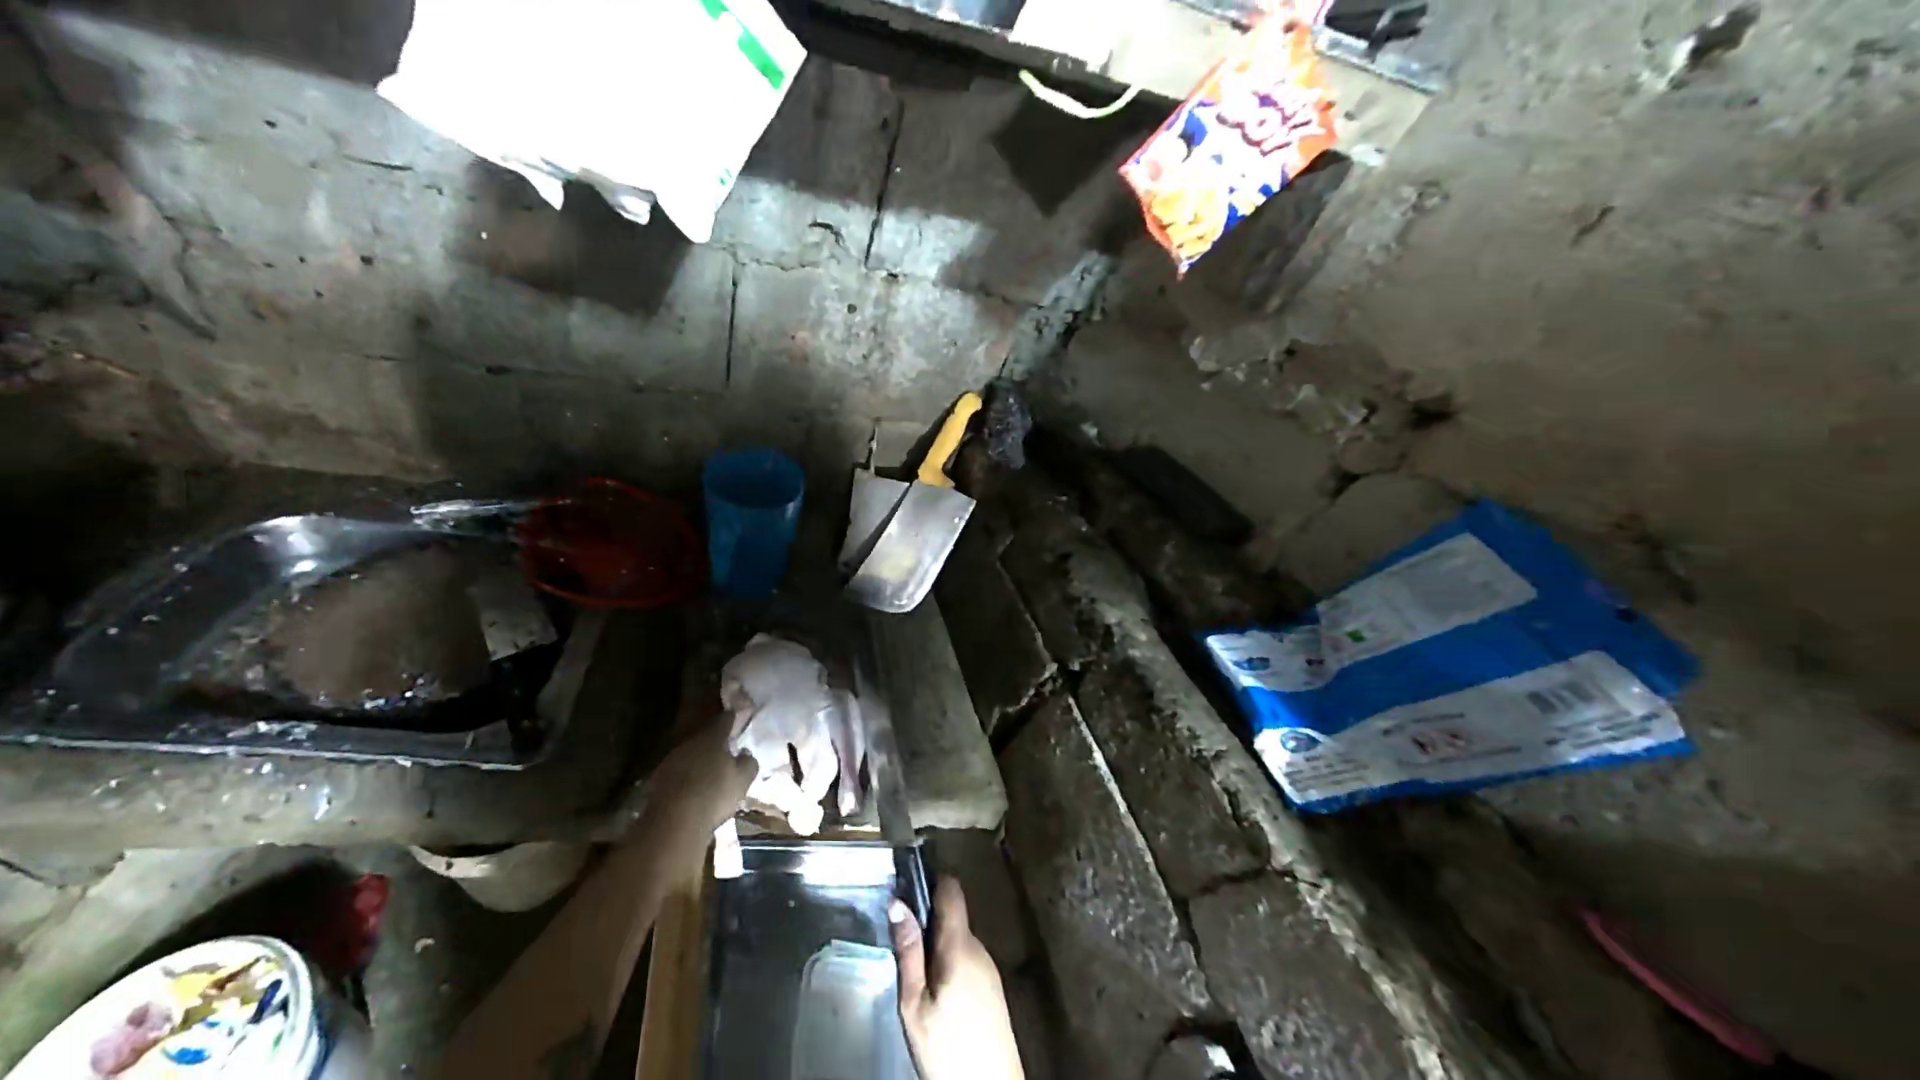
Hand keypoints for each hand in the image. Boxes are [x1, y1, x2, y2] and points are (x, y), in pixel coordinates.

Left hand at [631, 711, 754, 848]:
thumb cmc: (714, 794)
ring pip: (689, 753)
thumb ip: (748, 763)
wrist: (672, 821)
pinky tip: (692, 786)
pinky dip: (686, 775)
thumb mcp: (742, 780)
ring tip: (708, 769)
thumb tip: (746, 753)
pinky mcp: (658, 780)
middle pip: (704, 736)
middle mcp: (690, 743)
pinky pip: (678, 771)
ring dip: (698, 759)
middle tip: (725, 747)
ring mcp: (671, 760)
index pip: (724, 720)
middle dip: (714, 741)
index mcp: (712, 738)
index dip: (731, 718)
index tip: (735, 717)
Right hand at [891, 877, 1024, 1079]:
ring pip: (957, 938)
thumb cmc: (947, 1049)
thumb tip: (897, 902)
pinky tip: (933, 988)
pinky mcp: (992, 986)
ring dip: (936, 944)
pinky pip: (966, 958)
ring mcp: (989, 967)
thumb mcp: (915, 1005)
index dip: (931, 880)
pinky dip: (947, 961)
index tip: (907, 882)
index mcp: (960, 946)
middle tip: (898, 938)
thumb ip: (909, 952)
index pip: (952, 891)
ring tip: (911, 966)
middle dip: (927, 920)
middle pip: (952, 916)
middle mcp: (979, 948)